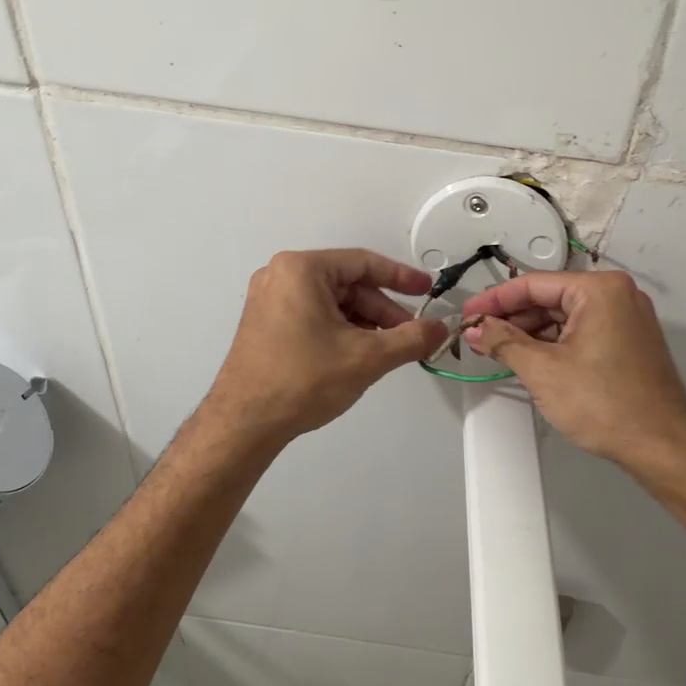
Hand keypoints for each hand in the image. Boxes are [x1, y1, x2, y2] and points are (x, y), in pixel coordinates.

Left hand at [205, 249, 447, 441]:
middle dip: (382, 310)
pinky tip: (358, 356)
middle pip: (347, 284)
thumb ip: (410, 339)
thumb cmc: (303, 380)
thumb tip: (439, 329)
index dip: (401, 277)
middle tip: (411, 335)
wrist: (246, 422)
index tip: (427, 291)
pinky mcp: (265, 325)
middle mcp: (281, 276)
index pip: (363, 263)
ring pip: (332, 304)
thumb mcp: (366, 357)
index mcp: (301, 270)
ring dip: (364, 324)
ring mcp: (269, 301)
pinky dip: (341, 331)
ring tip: (388, 351)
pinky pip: (314, 317)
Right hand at [461, 270, 685, 468]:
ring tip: (497, 351)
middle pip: (550, 298)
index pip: (534, 284)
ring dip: (530, 333)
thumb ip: (504, 343)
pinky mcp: (628, 343)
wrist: (661, 444)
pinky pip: (582, 332)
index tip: (469, 314)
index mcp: (600, 290)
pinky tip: (529, 360)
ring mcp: (626, 320)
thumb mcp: (543, 370)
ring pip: (565, 317)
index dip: (495, 300)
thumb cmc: (608, 405)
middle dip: (512, 318)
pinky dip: (554, 344)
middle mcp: (617, 296)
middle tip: (478, 336)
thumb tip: (477, 329)